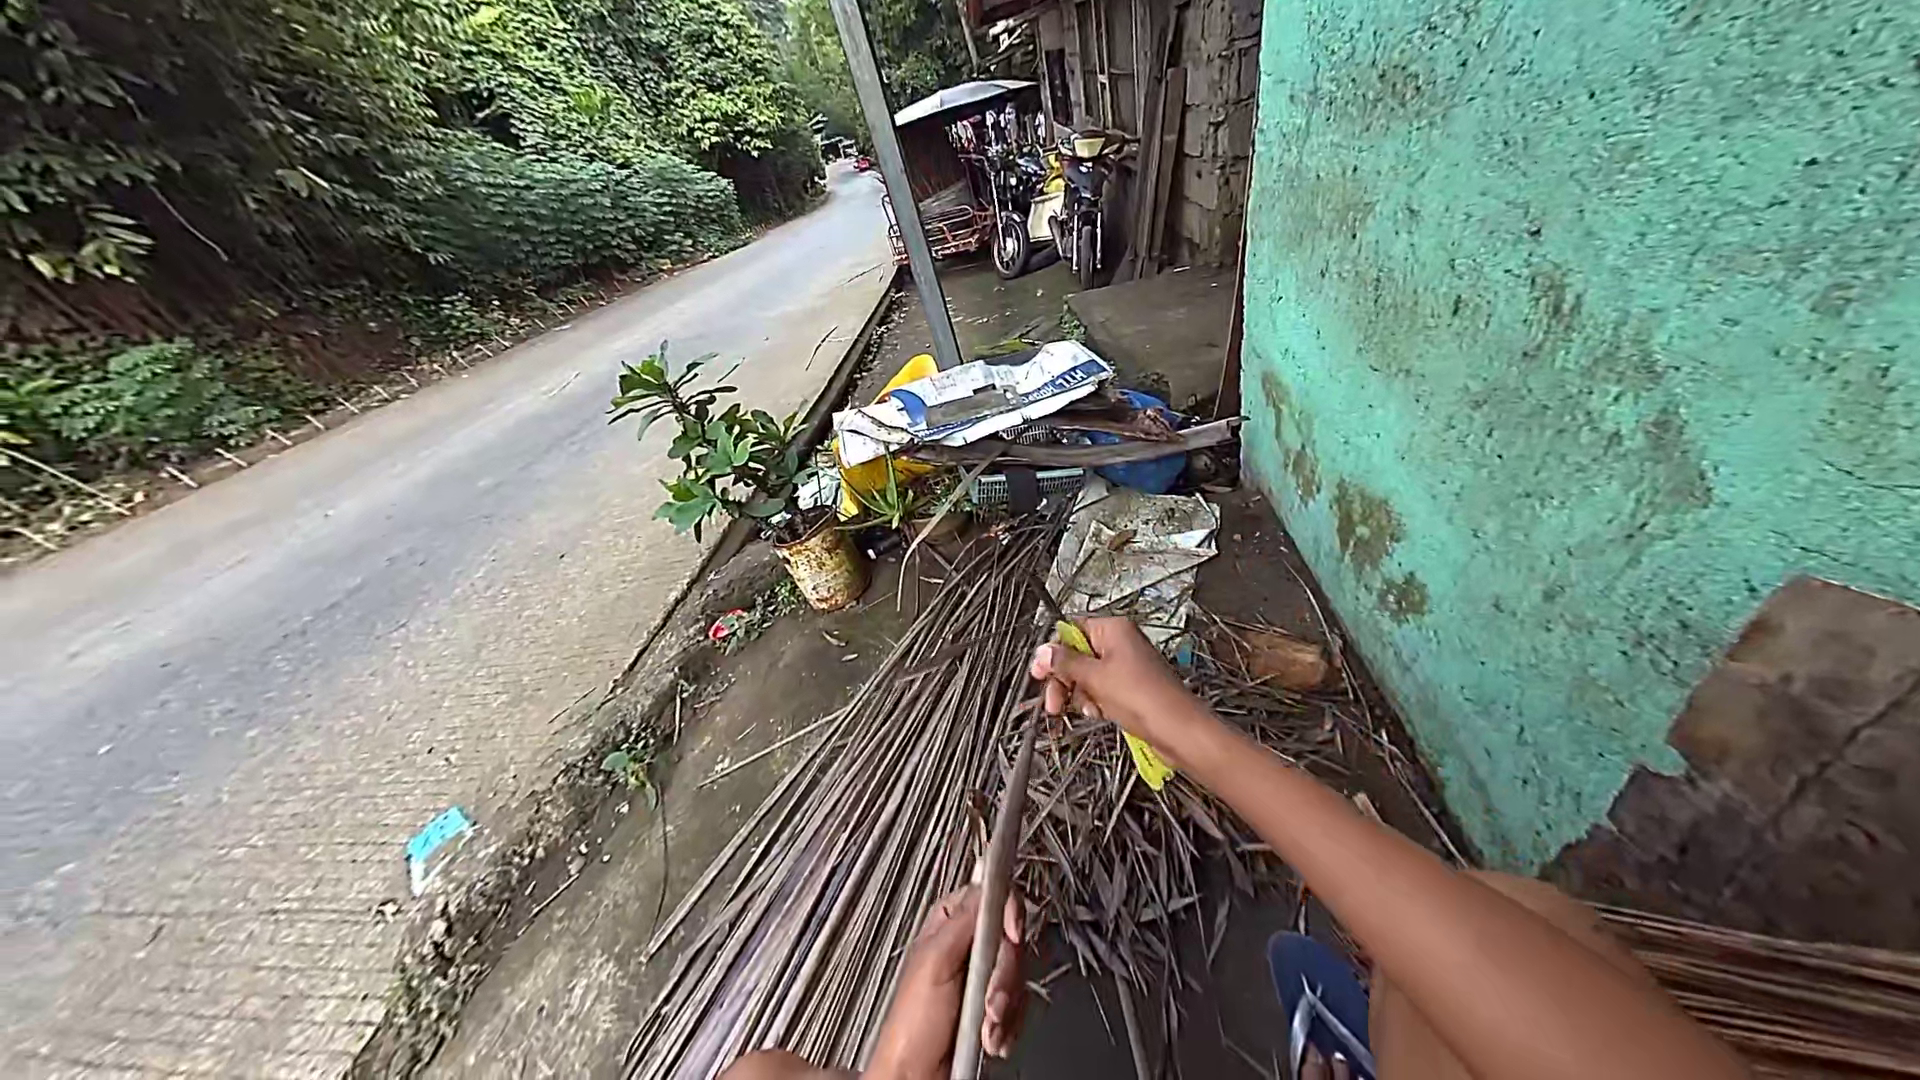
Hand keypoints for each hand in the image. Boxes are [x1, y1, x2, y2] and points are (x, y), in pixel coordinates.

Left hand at [866, 885, 1025, 1079]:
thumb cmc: (912, 1026)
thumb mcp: (935, 962)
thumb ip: (964, 922)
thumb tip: (986, 882)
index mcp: (950, 921)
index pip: (991, 895)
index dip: (1008, 912)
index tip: (1011, 934)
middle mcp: (969, 943)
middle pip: (1011, 937)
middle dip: (1005, 976)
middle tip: (989, 1000)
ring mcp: (983, 974)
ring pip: (1019, 972)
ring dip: (1006, 1007)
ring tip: (985, 1028)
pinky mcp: (995, 1003)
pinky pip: (1021, 1003)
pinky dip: (1010, 1025)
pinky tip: (991, 1038)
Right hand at [1028, 616, 1217, 765]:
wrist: (1177, 730)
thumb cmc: (1144, 698)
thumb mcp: (1094, 678)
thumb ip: (1065, 663)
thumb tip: (1043, 652)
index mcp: (1113, 629)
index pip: (1071, 629)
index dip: (1053, 650)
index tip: (1041, 671)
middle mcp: (1120, 643)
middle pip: (1076, 654)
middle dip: (1063, 678)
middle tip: (1053, 699)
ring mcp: (1125, 666)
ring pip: (1086, 675)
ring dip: (1078, 693)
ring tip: (1085, 708)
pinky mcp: (1129, 688)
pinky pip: (1100, 689)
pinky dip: (1094, 701)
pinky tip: (1097, 712)